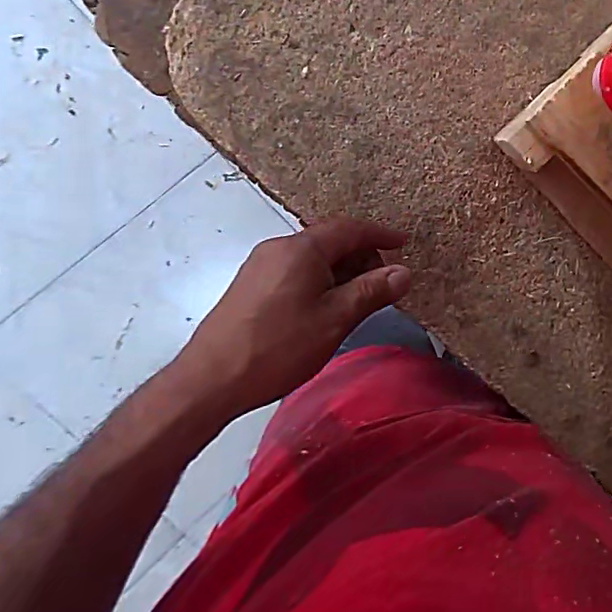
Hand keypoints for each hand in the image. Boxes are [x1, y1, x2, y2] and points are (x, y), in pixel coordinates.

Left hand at [163, 217, 412, 425]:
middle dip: (361, 257)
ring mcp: (259, 265)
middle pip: (330, 240)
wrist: (208, 382)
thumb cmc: (278, 347)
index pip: (350, 229)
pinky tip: (322, 310)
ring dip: (339, 271)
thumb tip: (403, 272)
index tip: (403, 244)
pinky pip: (294, 270)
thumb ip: (372, 291)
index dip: (380, 234)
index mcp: (302, 248)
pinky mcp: (248, 286)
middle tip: (381, 285)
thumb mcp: (335, 320)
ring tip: (355, 302)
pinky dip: (318, 280)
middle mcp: (279, 247)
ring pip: (311, 257)